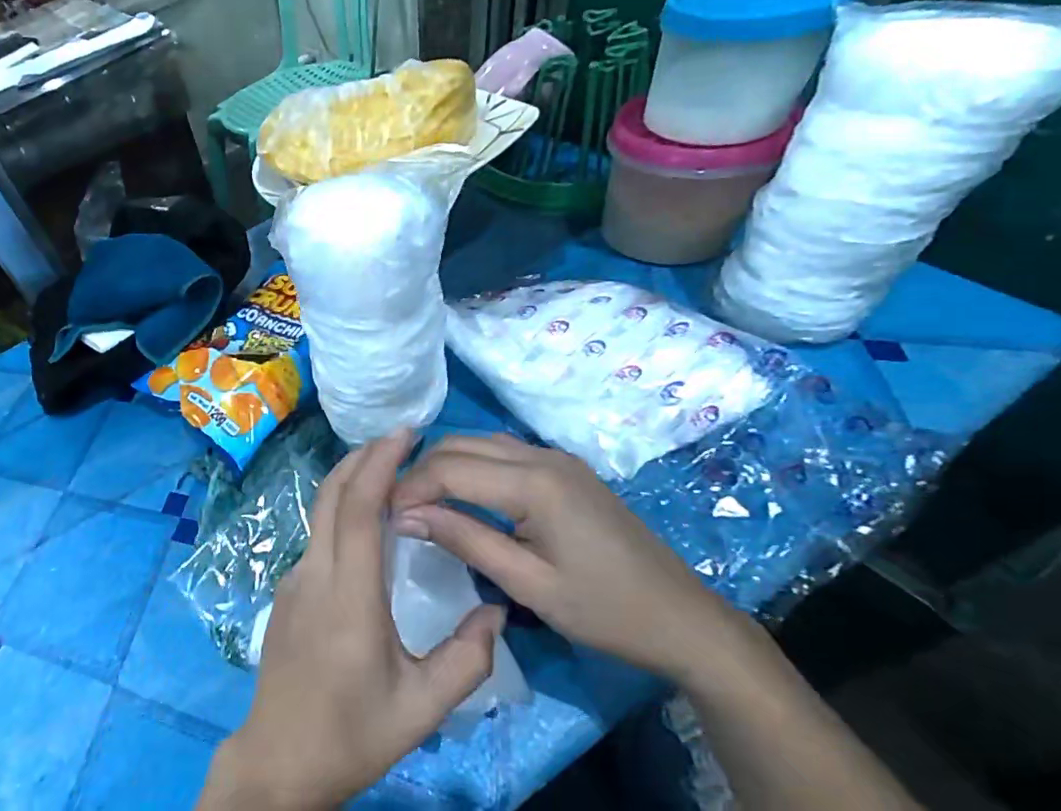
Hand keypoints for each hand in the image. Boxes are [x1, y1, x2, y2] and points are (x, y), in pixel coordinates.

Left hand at [198, 430, 506, 810]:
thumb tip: (497, 610)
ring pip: (320, 511)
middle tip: (403, 438)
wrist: (276, 765)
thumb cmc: (351, 736)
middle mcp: (315, 575)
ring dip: (353, 478)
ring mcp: (295, 581)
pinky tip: (370, 520)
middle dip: (364, 455)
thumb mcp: (421, 709)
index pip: (359, 509)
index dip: (380, 464)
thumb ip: (467, 660)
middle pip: (331, 494)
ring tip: (392, 467)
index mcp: (348, 597)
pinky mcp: (288, 592)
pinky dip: (344, 507)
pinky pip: (318, 534)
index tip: (406, 435)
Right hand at [389, 434, 741, 680]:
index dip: (410, 487)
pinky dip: (473, 467)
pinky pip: (505, 454)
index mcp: (535, 482)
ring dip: (446, 465)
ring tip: (419, 503)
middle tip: (394, 509)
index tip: (381, 515)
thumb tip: (405, 515)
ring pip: (482, 444)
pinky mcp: (565, 469)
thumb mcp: (529, 585)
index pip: (451, 467)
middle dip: (422, 471)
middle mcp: (543, 455)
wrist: (680, 616)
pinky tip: (461, 495)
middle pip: (462, 445)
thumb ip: (466, 540)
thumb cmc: (604, 611)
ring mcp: (557, 458)